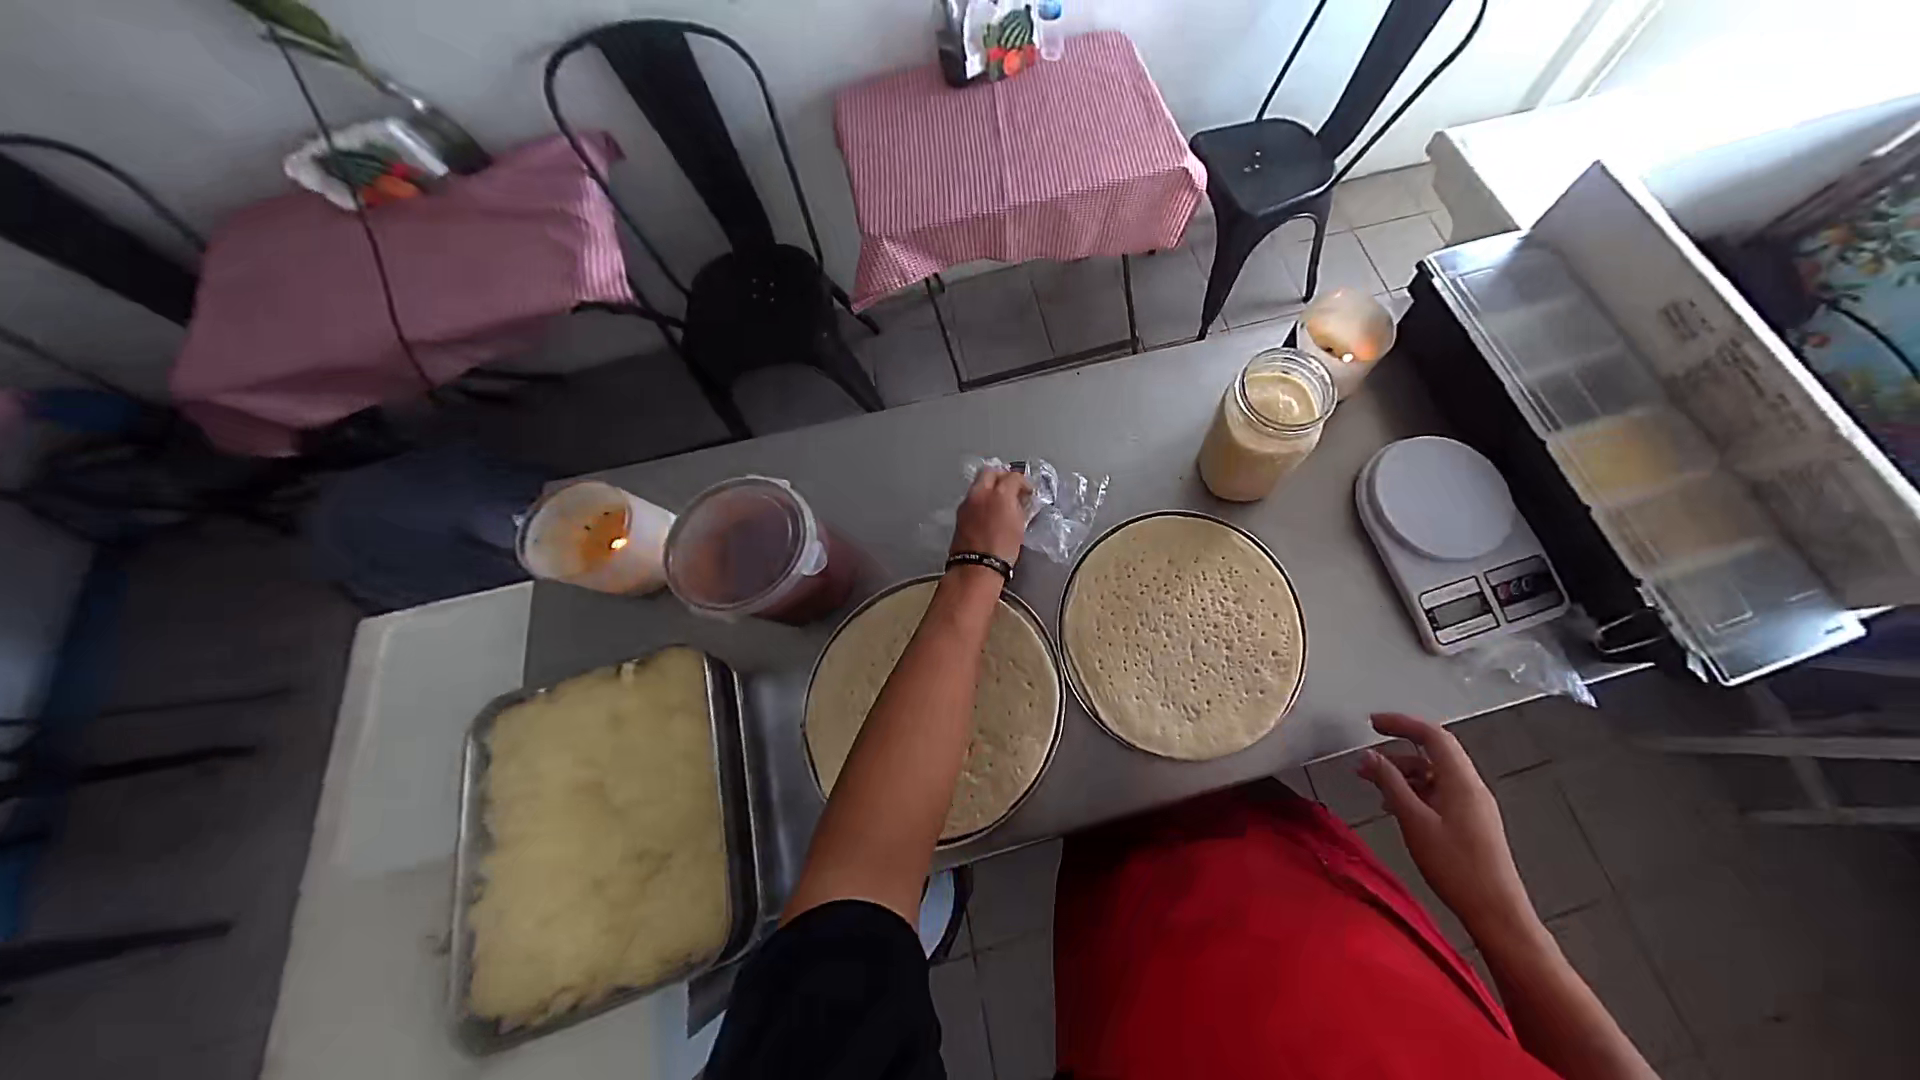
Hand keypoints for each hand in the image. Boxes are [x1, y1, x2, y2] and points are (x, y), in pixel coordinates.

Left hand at [950, 468, 1031, 565]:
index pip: (1014, 477)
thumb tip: (1020, 501)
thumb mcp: (1019, 526)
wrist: (977, 566)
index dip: (1024, 482)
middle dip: (1003, 476)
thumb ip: (1020, 507)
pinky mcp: (960, 512)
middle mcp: (981, 493)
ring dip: (991, 485)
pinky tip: (989, 509)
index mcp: (1000, 494)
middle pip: (991, 471)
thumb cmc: (1003, 549)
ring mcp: (968, 501)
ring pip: (979, 483)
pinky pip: (973, 496)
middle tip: (1013, 486)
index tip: (1028, 490)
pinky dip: (982, 497)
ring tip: (1001, 498)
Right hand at [1356, 712, 1535, 935]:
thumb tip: (1370, 756)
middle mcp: (1471, 787)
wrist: (1496, 911)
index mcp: (1461, 782)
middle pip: (1433, 753)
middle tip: (1365, 759)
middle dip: (1396, 750)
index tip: (1373, 723)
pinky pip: (1437, 792)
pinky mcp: (1469, 821)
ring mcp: (1472, 805)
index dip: (1401, 723)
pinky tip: (1393, 805)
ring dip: (1401, 773)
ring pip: (1432, 774)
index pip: (1432, 736)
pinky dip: (1412, 790)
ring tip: (1373, 785)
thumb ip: (1390, 783)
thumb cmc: (1455, 866)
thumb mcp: (1413, 820)